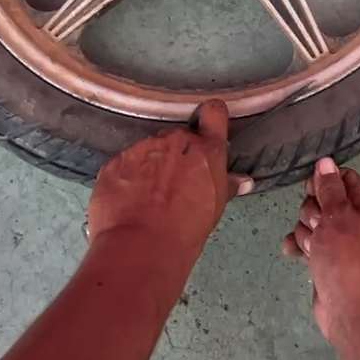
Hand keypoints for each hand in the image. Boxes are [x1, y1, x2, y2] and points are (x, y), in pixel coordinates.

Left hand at [87, 99, 252, 257]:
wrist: (142, 246)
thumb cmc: (187, 228)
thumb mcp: (216, 207)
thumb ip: (228, 185)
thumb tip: (243, 181)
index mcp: (206, 148)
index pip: (214, 113)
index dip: (211, 118)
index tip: (208, 126)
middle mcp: (175, 140)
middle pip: (178, 137)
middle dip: (177, 153)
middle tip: (175, 180)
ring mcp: (143, 148)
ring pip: (149, 149)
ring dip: (150, 164)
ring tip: (148, 195)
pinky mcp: (115, 162)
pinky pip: (124, 164)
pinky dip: (126, 177)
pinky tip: (128, 201)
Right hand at [283, 157, 359, 338]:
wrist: (349, 309)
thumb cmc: (347, 258)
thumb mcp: (338, 216)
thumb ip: (329, 188)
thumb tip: (326, 161)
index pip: (342, 177)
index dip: (324, 180)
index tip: (312, 190)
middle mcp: (352, 218)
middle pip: (322, 199)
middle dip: (312, 212)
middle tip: (319, 227)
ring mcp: (338, 240)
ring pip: (310, 222)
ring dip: (306, 233)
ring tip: (314, 249)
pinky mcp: (324, 259)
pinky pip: (305, 243)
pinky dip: (298, 247)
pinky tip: (294, 254)